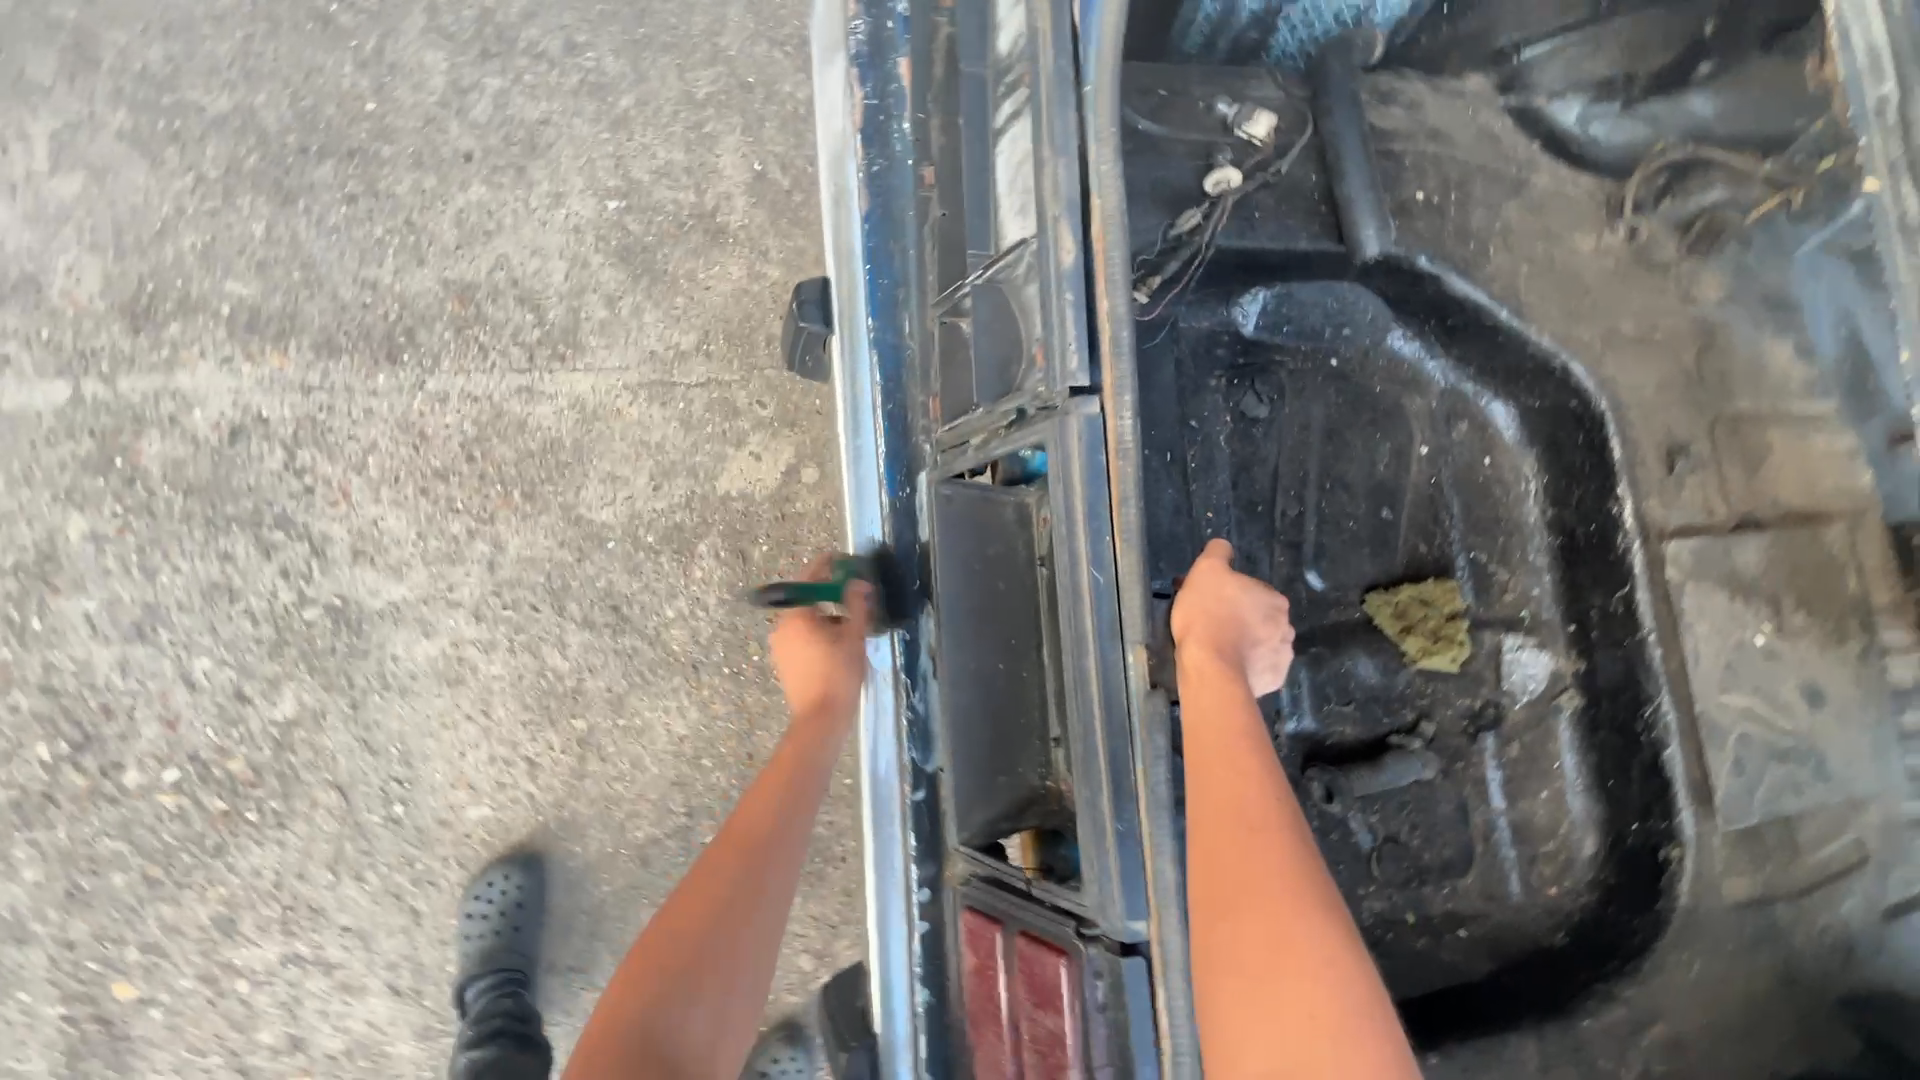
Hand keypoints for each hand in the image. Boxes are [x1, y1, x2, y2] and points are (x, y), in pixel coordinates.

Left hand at [769, 556, 872, 730]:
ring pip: (805, 620)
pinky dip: (818, 632)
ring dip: (826, 615)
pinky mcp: (783, 661)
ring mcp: (780, 645)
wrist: (820, 718)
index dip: (826, 565)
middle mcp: (782, 626)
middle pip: (806, 599)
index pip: (809, 578)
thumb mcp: (854, 635)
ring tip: (851, 623)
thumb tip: (858, 581)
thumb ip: (857, 603)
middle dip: (830, 594)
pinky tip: (837, 643)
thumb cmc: (839, 674)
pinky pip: (801, 636)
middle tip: (853, 593)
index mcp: (797, 615)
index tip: (840, 558)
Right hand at [1171, 539, 1294, 696]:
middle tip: (1212, 626)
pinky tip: (1227, 666)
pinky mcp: (1274, 680)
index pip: (1252, 592)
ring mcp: (1283, 656)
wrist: (1211, 667)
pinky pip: (1260, 669)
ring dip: (1246, 645)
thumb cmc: (1208, 614)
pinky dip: (1247, 667)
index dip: (1228, 596)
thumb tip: (1223, 546)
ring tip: (1219, 650)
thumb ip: (1218, 552)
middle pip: (1259, 618)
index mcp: (1275, 598)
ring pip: (1262, 645)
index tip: (1210, 603)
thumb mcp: (1205, 570)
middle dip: (1241, 620)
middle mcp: (1286, 626)